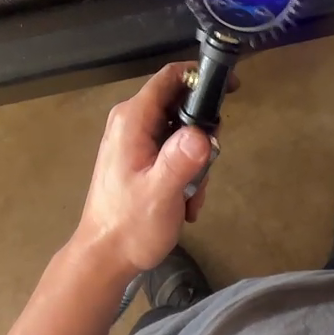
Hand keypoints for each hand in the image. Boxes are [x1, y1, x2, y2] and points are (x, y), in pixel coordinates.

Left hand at [71, 63, 216, 277]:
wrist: (103, 259)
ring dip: (193, 164)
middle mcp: (131, 120)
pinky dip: (183, 174)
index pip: (170, 77)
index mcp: (133, 118)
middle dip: (200, 137)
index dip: (200, 75)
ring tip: (190, 197)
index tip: (230, 87)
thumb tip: (203, 132)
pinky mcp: (138, 156)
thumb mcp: (160, 194)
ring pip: (180, 132)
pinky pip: (171, 151)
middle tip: (205, 169)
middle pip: (179, 105)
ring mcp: (133, 138)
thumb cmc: (129, 225)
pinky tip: (183, 202)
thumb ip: (181, 161)